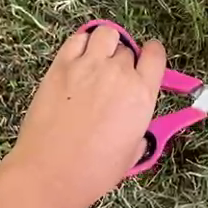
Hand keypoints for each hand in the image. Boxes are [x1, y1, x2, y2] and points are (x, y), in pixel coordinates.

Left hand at [4, 25, 166, 207]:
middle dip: (123, 60)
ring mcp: (88, 66)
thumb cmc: (95, 171)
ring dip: (106, 43)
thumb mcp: (132, 152)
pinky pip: (77, 39)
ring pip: (105, 34)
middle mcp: (118, 73)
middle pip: (127, 49)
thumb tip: (133, 123)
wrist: (52, 172)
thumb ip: (139, 127)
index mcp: (142, 94)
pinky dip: (82, 43)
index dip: (151, 55)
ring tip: (98, 59)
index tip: (146, 60)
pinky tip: (79, 58)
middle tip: (113, 77)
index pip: (155, 55)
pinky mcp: (61, 66)